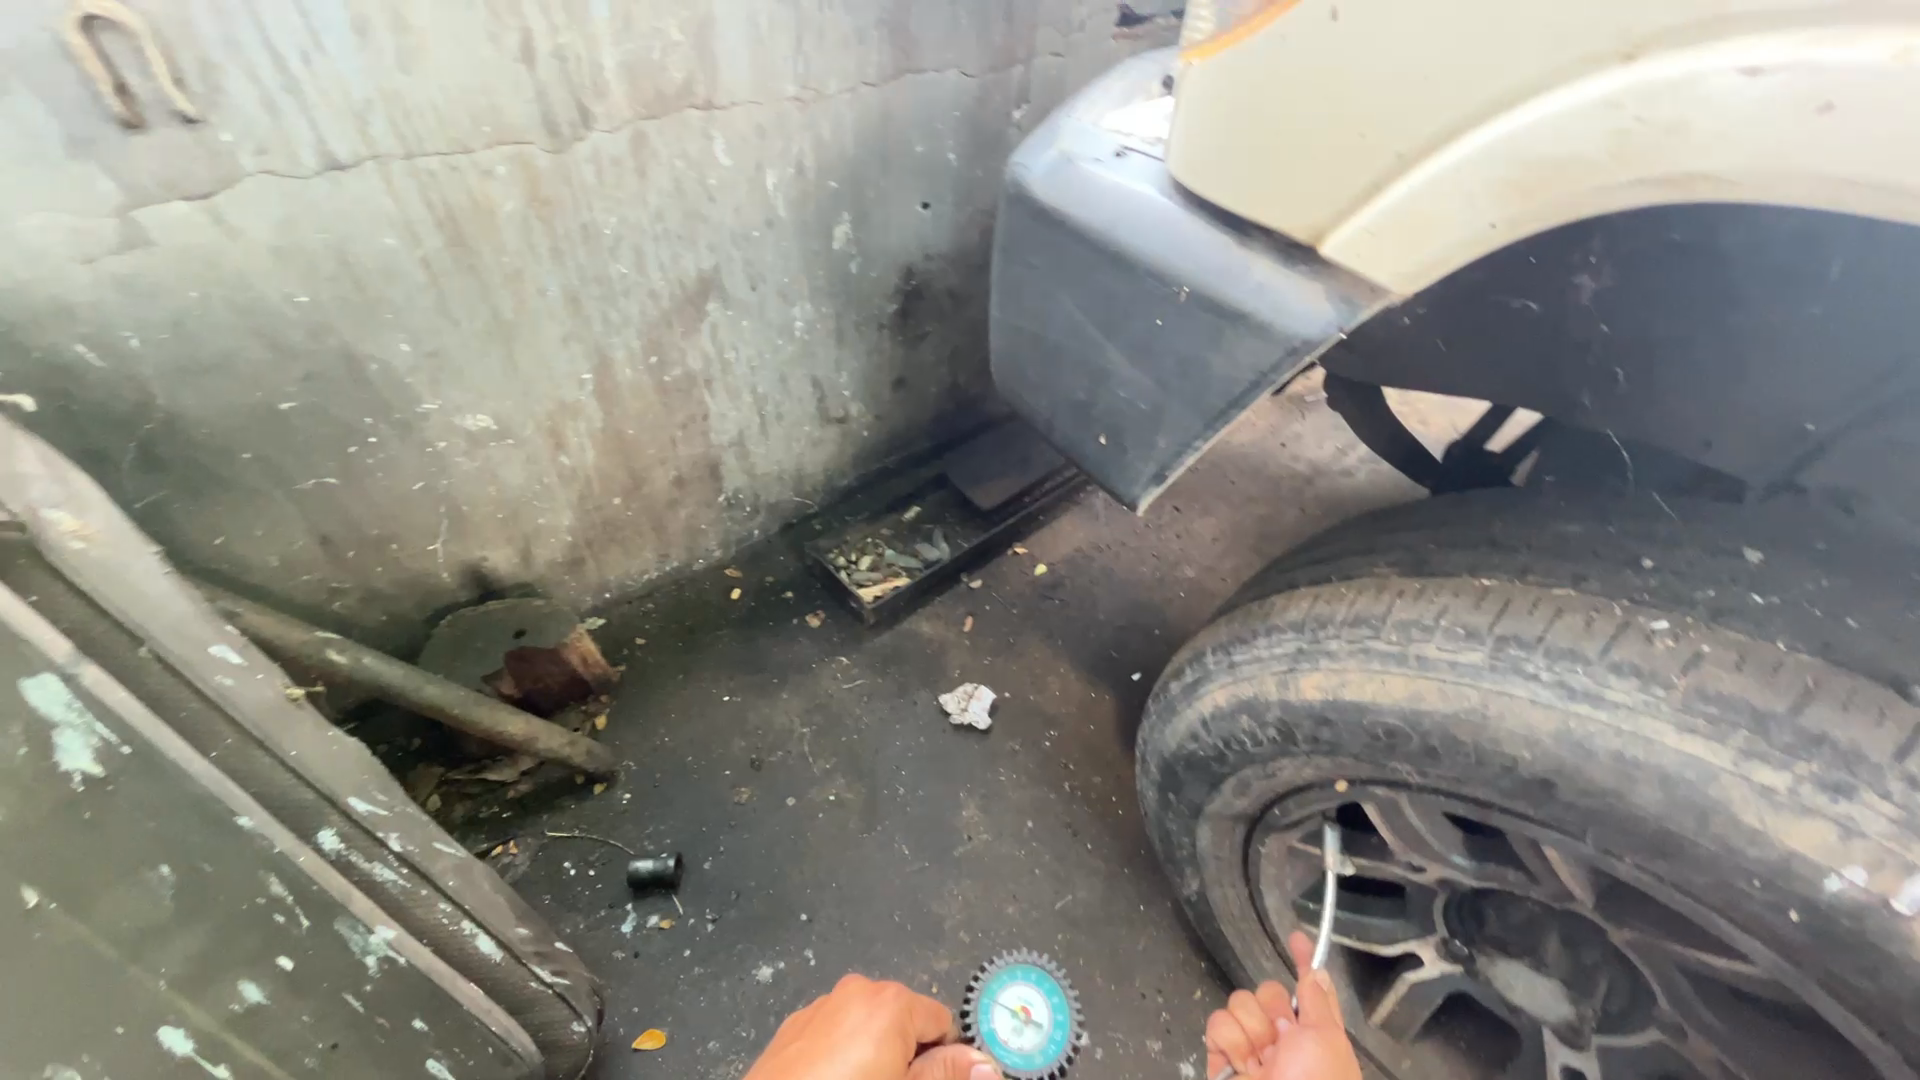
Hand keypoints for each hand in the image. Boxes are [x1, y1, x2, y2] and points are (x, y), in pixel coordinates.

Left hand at [744, 973, 1001, 1079]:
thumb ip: (946, 1074)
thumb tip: (985, 1065)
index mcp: (892, 1002)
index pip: (941, 1021)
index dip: (942, 1058)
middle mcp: (858, 991)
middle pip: (904, 1019)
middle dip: (906, 1055)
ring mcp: (822, 1006)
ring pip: (866, 1026)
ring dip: (872, 1055)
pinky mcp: (795, 1027)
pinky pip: (834, 1033)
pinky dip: (840, 1056)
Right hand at [1204, 932, 1361, 1079]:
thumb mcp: (1327, 1041)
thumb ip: (1319, 1000)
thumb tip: (1318, 968)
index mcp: (1314, 1035)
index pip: (1308, 989)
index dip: (1303, 961)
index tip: (1296, 936)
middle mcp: (1283, 1037)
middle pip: (1265, 990)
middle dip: (1272, 1010)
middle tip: (1282, 1040)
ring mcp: (1252, 1047)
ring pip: (1238, 1003)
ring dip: (1250, 1031)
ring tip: (1260, 1061)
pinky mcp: (1223, 1056)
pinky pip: (1217, 1023)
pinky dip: (1229, 1042)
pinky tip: (1240, 1064)